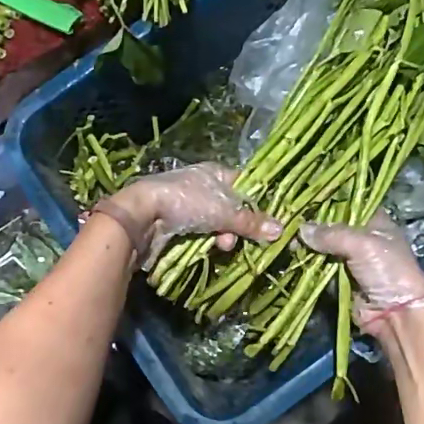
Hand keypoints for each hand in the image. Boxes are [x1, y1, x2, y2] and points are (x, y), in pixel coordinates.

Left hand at [96, 163, 283, 266]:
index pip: (245, 184)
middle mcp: (202, 186)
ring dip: (223, 238)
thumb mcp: (224, 211)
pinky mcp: (176, 225)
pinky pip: (200, 235)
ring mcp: (188, 206)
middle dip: (239, 226)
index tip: (269, 221)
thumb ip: (251, 222)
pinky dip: (207, 243)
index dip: (257, 202)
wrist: (142, 215)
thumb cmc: (186, 202)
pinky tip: (209, 250)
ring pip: (217, 225)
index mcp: (215, 173)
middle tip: (240, 239)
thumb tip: (281, 229)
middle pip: (232, 208)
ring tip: (222, 246)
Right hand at [297, 213, 423, 331]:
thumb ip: (331, 234)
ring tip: (286, 240)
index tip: (303, 202)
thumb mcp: (362, 244)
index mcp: (375, 223)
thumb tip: (301, 229)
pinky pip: (319, 268)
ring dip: (307, 246)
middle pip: (331, 227)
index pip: (348, 205)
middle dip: (312, 227)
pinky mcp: (339, 279)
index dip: (327, 203)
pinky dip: (307, 264)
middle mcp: (361, 238)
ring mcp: (350, 260)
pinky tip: (291, 256)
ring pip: (322, 248)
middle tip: (289, 222)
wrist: (396, 314)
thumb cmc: (387, 270)